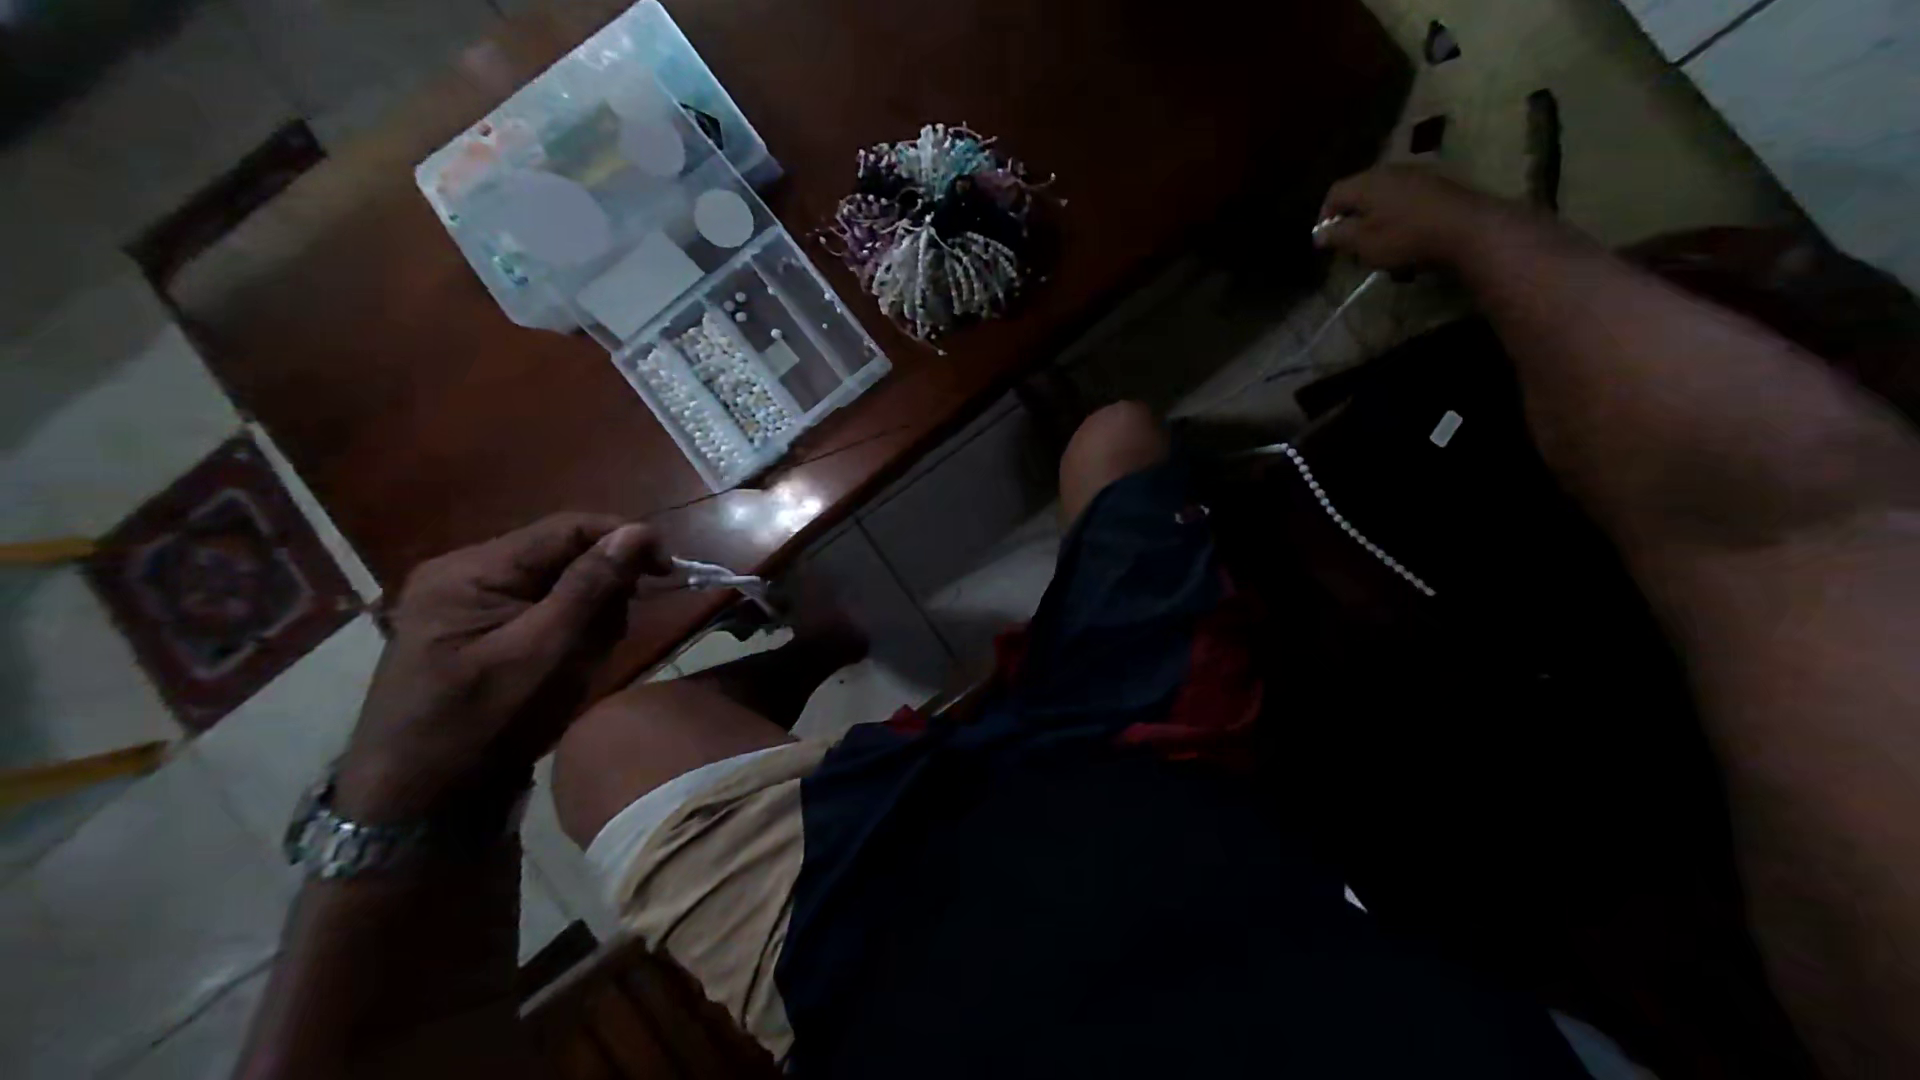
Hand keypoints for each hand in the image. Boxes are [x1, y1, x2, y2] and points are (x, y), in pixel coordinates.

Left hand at [336, 513, 668, 823]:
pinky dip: (568, 632)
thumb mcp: (544, 653)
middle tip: (607, 638)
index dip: (622, 540)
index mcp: (470, 570)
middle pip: (563, 554)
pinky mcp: (478, 629)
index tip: (666, 571)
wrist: (418, 804)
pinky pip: (542, 609)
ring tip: (583, 661)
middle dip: (601, 590)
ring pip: (558, 583)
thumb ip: (590, 587)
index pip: (565, 528)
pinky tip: (565, 665)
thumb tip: (640, 530)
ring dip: (588, 616)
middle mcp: (465, 573)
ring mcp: (468, 603)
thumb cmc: (481, 725)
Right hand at [1313, 165, 1528, 269]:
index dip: (1324, 217)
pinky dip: (1397, 218)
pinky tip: (1403, 236)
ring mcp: (1417, 175)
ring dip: (1374, 219)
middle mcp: (1391, 171)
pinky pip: (1405, 200)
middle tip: (1349, 244)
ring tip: (1376, 243)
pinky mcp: (1437, 186)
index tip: (1325, 242)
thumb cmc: (1404, 236)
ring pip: (1383, 196)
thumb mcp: (1362, 242)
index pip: (1334, 193)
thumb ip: (1337, 236)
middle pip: (1359, 192)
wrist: (1467, 229)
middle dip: (1350, 218)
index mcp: (1367, 182)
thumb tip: (1320, 233)